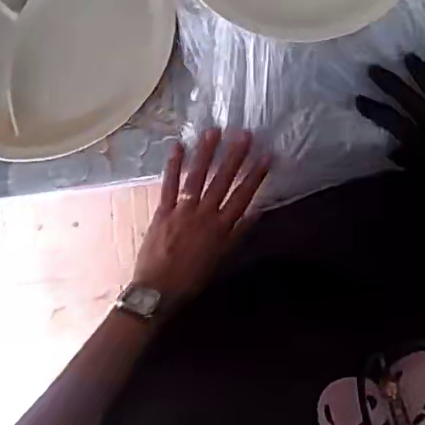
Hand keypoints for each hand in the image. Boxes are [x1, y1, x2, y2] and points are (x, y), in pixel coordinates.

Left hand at [131, 128, 270, 312]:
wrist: (157, 292)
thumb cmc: (193, 278)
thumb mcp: (222, 258)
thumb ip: (239, 233)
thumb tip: (257, 212)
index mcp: (221, 227)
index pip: (243, 196)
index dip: (256, 175)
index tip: (266, 155)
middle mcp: (204, 214)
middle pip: (222, 181)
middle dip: (235, 157)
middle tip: (244, 135)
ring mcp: (182, 211)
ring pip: (197, 177)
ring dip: (206, 153)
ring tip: (214, 132)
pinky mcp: (163, 211)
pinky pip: (169, 185)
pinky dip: (174, 165)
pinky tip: (179, 146)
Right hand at [356, 47, 424, 217]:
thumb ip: (409, 163)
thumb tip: (390, 149)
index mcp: (419, 141)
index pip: (389, 121)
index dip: (372, 109)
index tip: (358, 99)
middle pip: (404, 95)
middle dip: (387, 81)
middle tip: (373, 68)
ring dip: (417, 68)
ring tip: (407, 56)